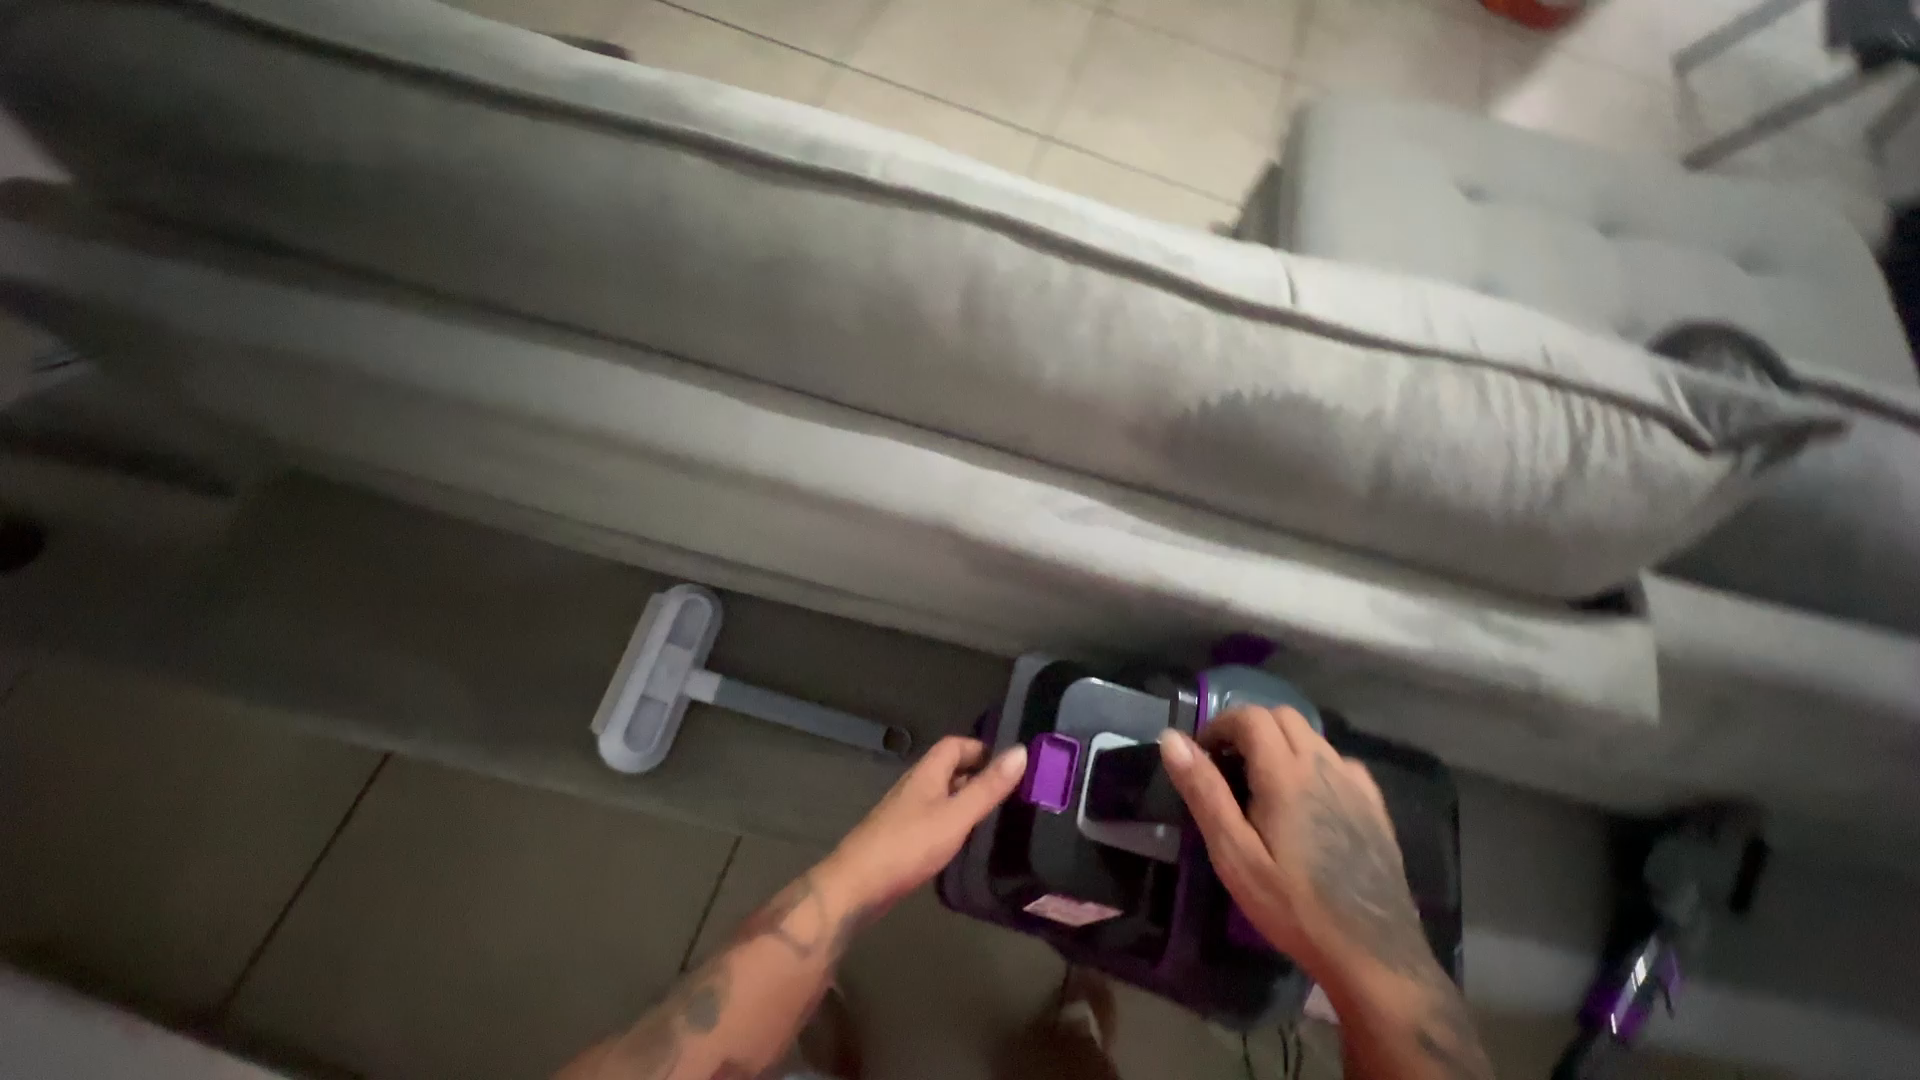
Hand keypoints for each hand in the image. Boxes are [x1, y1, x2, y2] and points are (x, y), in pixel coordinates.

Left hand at [823, 736, 1027, 915]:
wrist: (857, 887)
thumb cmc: (909, 845)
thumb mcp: (956, 815)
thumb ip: (988, 787)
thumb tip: (1021, 751)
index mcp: (927, 773)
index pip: (956, 745)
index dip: (983, 749)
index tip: (1012, 766)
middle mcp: (916, 786)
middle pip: (950, 769)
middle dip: (980, 776)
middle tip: (1014, 794)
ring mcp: (907, 813)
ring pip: (944, 796)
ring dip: (968, 801)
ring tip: (1000, 818)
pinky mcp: (904, 838)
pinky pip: (936, 820)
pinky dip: (956, 824)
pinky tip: (970, 843)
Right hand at [1158, 707, 1435, 986]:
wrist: (1372, 953)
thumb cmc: (1292, 906)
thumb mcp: (1234, 855)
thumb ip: (1204, 792)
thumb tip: (1172, 739)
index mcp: (1287, 773)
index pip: (1251, 717)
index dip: (1220, 726)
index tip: (1202, 756)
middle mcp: (1324, 765)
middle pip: (1283, 717)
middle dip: (1249, 729)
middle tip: (1227, 767)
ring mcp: (1355, 784)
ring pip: (1312, 737)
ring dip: (1280, 744)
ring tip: (1261, 786)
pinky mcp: (1374, 806)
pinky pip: (1337, 762)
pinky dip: (1312, 764)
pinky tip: (1304, 803)